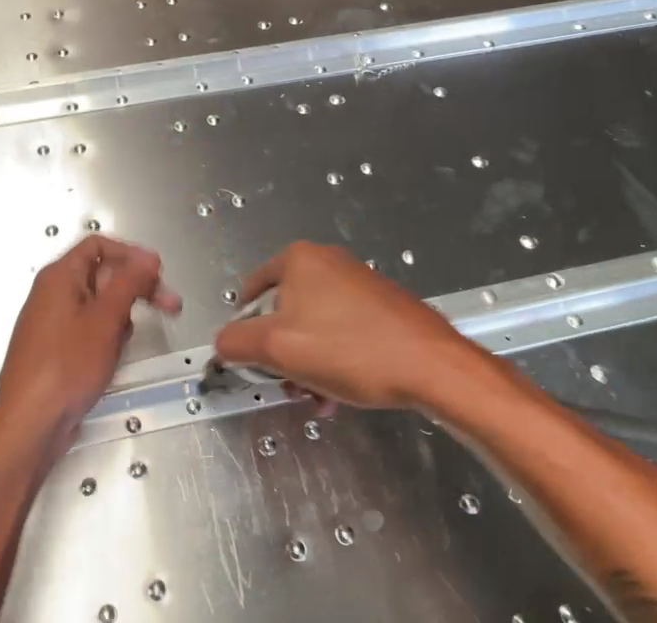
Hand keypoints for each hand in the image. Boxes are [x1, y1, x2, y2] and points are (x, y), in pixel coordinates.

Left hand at [0, 235, 182, 446]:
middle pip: (102, 274)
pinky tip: (111, 357)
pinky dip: (106, 337)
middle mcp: (52, 293)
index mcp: (59, 276)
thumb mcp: (106, 318)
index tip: (158, 272)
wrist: (30, 423)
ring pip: (98, 305)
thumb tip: (148, 256)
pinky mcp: (56, 349)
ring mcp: (53, 322)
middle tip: (168, 304)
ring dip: (121, 318)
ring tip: (124, 341)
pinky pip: (89, 330)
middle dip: (136, 289)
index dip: (131, 254)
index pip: (99, 245)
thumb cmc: (66, 366)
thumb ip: (130, 282)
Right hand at [214, 241, 473, 408]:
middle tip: (289, 385)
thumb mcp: (278, 349)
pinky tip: (342, 392)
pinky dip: (335, 362)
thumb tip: (223, 343)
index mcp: (299, 259)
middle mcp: (328, 262)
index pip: (250, 292)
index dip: (243, 329)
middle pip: (283, 313)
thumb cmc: (352, 351)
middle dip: (281, 355)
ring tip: (320, 397)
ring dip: (308, 365)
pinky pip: (342, 333)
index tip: (250, 360)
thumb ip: (236, 342)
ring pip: (313, 328)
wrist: (433, 367)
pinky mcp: (382, 306)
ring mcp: (358, 282)